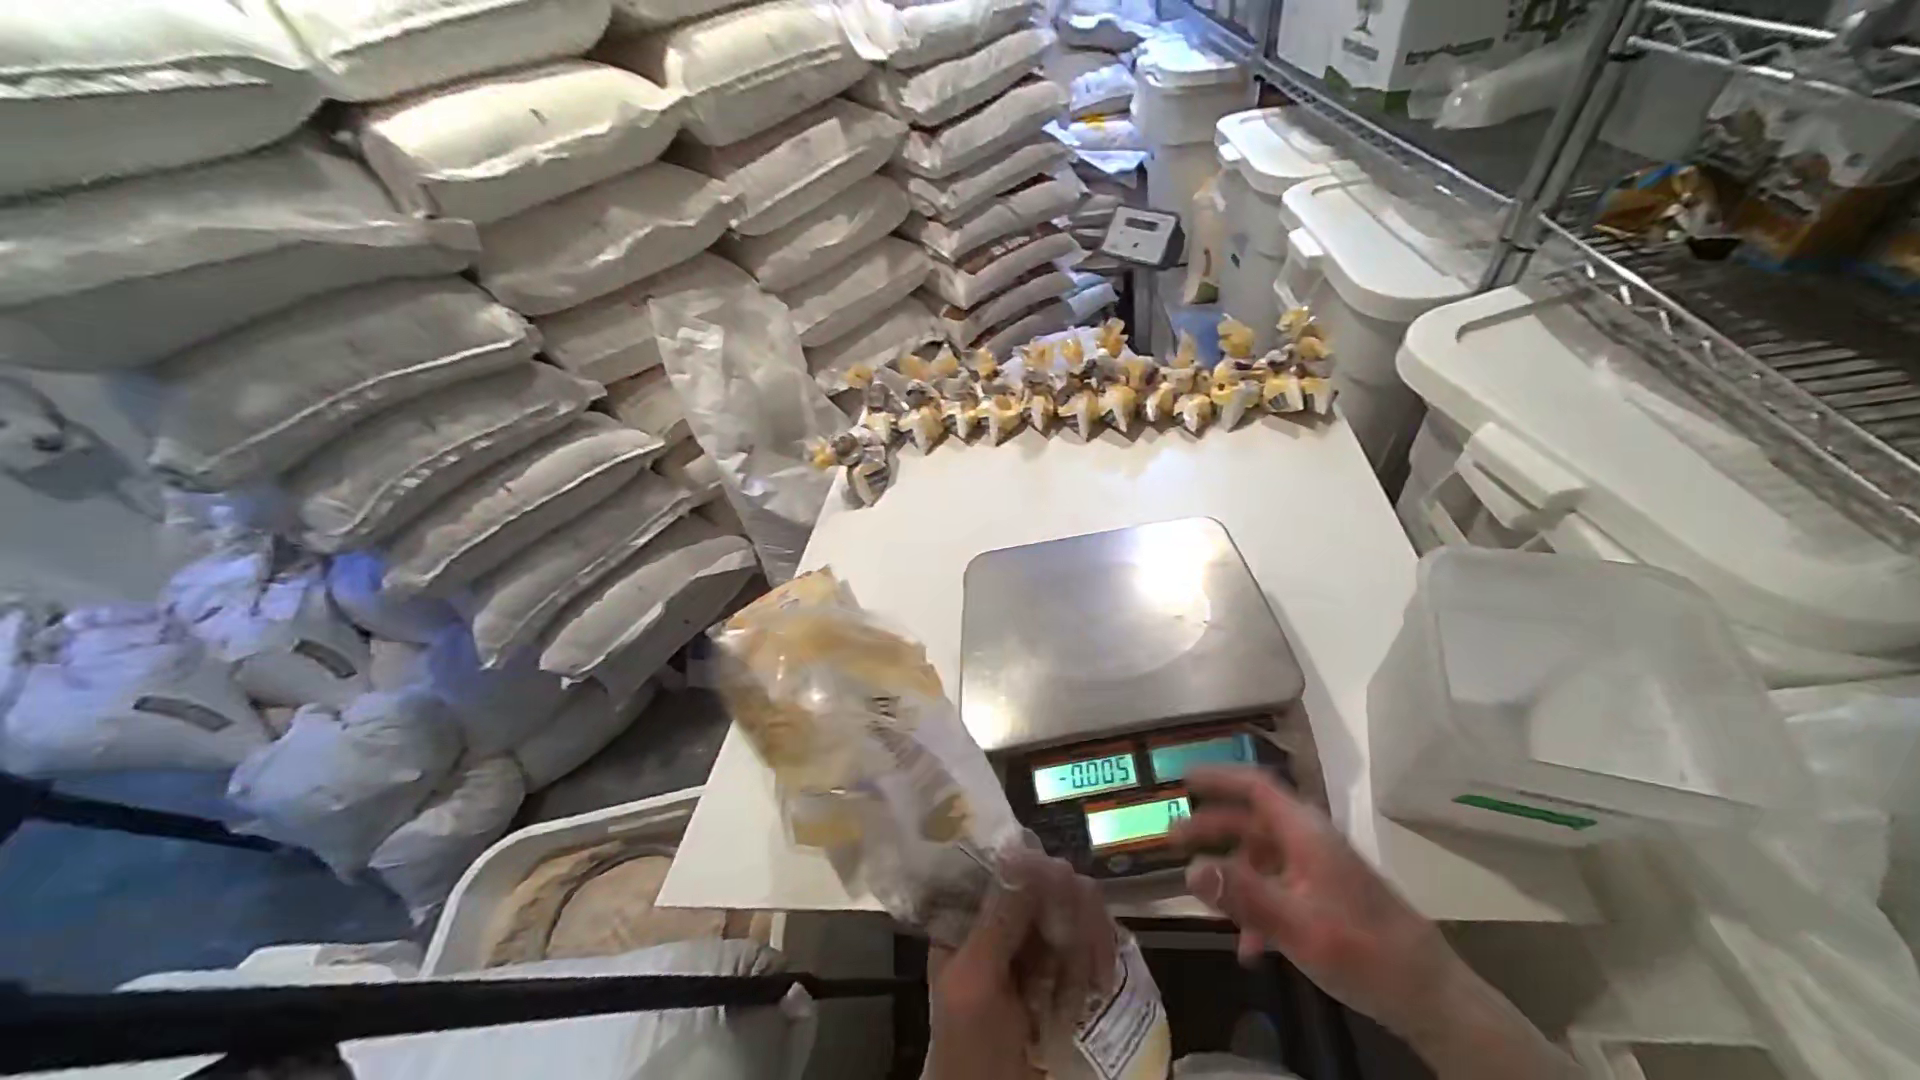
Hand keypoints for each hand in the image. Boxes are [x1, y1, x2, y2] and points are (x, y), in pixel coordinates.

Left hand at [926, 853, 1116, 1079]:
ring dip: (1086, 947)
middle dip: (1069, 918)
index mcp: (973, 910)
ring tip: (1077, 990)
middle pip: (1053, 879)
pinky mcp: (1070, 962)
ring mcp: (1041, 938)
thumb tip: (1021, 853)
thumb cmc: (969, 1044)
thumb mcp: (974, 979)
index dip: (1040, 870)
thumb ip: (998, 919)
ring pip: (1081, 905)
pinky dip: (1102, 959)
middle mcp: (1009, 914)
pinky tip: (1098, 985)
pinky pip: (1097, 936)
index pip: (1012, 861)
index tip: (1061, 888)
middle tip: (1071, 956)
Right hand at [1172, 767, 1577, 1079]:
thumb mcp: (1295, 925)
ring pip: (1262, 857)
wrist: (1430, 996)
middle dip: (1212, 829)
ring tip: (1203, 896)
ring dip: (1232, 874)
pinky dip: (1257, 906)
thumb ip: (1241, 894)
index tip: (1183, 778)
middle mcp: (1309, 842)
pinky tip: (1248, 947)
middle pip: (1251, 821)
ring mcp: (1319, 870)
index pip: (1256, 786)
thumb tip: (1188, 869)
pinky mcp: (1326, 898)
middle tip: (1173, 839)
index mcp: (1304, 833)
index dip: (1219, 777)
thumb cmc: (1362, 949)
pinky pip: (1278, 888)